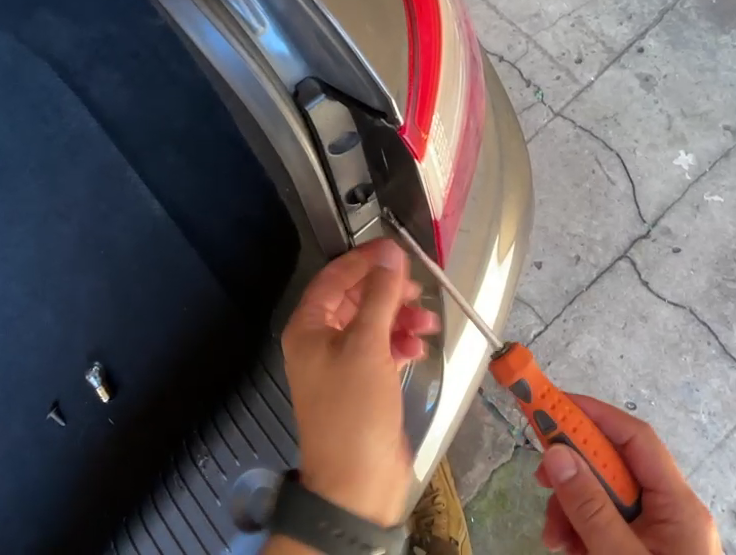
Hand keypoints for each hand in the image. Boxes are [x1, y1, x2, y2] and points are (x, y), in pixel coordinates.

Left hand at [278, 239, 440, 526]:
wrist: (357, 485)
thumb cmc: (354, 410)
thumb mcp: (368, 346)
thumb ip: (380, 296)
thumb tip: (390, 254)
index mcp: (308, 326)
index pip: (334, 277)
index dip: (365, 260)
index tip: (396, 251)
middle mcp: (319, 340)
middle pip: (355, 299)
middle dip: (387, 293)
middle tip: (418, 289)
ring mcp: (340, 363)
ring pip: (371, 324)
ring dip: (399, 318)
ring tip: (427, 322)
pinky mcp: (361, 384)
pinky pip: (380, 349)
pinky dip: (399, 344)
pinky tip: (417, 348)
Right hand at [534, 395, 720, 554]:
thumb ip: (589, 508)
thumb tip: (556, 452)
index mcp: (679, 504)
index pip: (634, 437)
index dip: (592, 414)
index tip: (548, 406)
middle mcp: (671, 511)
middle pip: (613, 466)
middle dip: (573, 473)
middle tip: (540, 481)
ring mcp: (659, 535)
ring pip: (603, 497)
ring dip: (571, 510)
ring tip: (555, 542)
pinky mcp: (644, 553)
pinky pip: (606, 525)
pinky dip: (581, 532)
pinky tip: (569, 551)